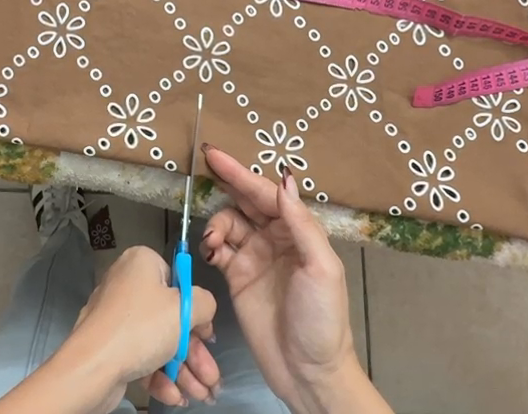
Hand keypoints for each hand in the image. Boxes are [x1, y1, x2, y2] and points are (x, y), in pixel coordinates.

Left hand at [68, 245, 222, 407]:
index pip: (178, 281)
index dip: (195, 310)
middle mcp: (127, 283)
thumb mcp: (184, 309)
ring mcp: (116, 315)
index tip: (207, 336)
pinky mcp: (110, 343)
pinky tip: (175, 396)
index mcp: (141, 263)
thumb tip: (202, 307)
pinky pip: (141, 354)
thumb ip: (204, 303)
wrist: (92, 367)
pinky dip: (159, 374)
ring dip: (182, 369)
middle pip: (170, 317)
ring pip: (158, 340)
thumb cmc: (141, 328)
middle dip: (194, 352)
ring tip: (202, 395)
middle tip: (211, 377)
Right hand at [199, 146, 385, 413]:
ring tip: (213, 240)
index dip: (241, 172)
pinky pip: (219, 248)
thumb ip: (302, 224)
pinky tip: (209, 250)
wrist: (308, 372)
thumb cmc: (323, 319)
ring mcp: (254, 256)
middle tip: (204, 165)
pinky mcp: (236, 277)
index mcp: (298, 231)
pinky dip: (210, 243)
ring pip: (229, 222)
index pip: (267, 193)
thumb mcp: (322, 269)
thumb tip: (284, 180)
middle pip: (246, 200)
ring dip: (217, 222)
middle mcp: (275, 237)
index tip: (216, 155)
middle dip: (226, 182)